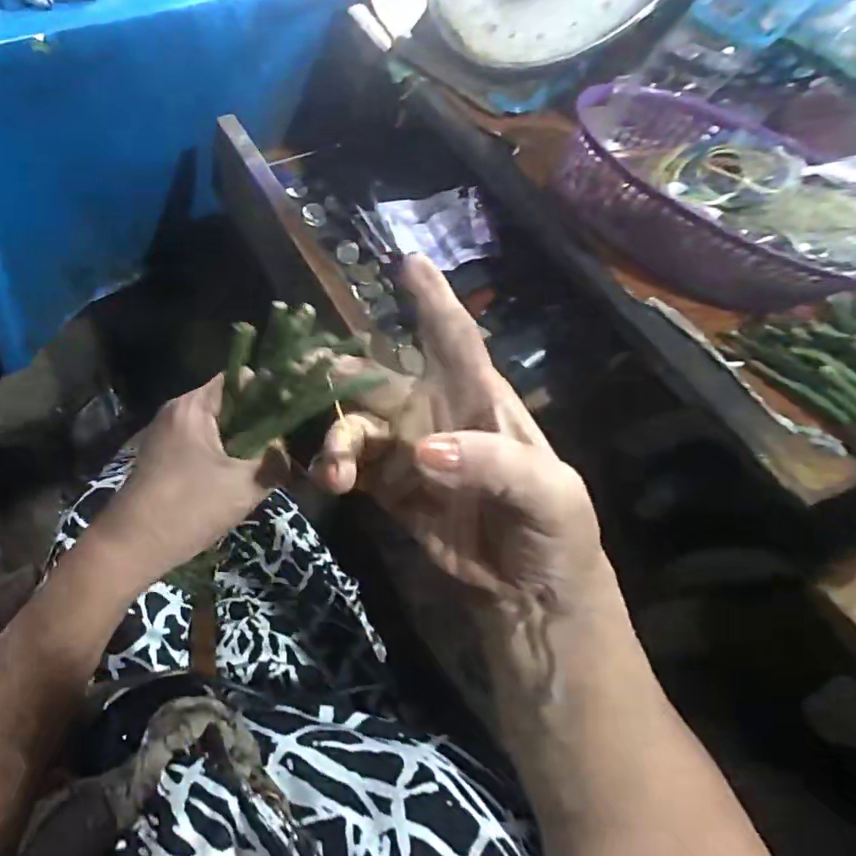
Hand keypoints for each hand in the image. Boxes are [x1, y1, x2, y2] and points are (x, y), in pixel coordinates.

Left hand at [82, 374, 284, 586]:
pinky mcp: (165, 457)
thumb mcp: (244, 484)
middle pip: (229, 404)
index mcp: (192, 405)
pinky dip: (225, 457)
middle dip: (260, 422)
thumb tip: (294, 451)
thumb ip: (276, 461)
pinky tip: (244, 477)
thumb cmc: (188, 506)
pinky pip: (203, 446)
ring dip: (244, 444)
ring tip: (274, 462)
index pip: (239, 379)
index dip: (270, 392)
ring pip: (218, 428)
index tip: (296, 413)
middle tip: (291, 443)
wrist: (132, 544)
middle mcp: (177, 411)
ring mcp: (168, 434)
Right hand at [313, 255, 605, 612]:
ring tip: (334, 475)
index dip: (431, 299)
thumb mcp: (550, 496)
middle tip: (300, 378)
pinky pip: (344, 461)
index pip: (453, 337)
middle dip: (336, 375)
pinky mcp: (383, 482)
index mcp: (479, 399)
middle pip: (373, 377)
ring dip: (332, 437)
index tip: (407, 261)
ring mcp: (403, 446)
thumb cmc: (555, 531)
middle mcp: (433, 411)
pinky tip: (328, 483)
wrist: (526, 593)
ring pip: (349, 420)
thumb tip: (420, 450)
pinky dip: (329, 466)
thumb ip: (493, 465)